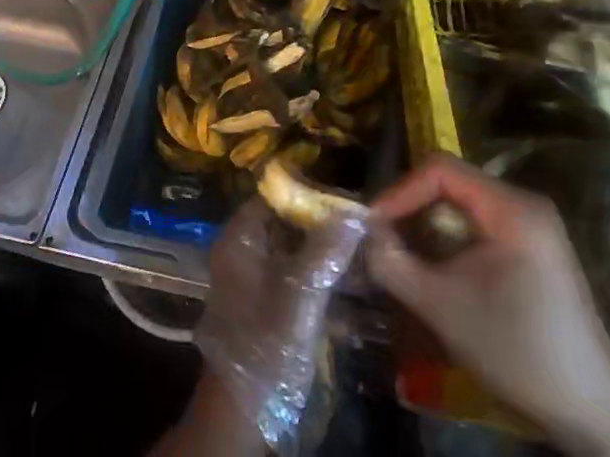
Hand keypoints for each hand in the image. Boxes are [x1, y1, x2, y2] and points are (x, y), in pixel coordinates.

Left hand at [182, 198, 364, 452]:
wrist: (241, 417)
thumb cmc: (264, 348)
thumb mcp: (300, 295)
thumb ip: (326, 250)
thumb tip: (356, 209)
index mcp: (241, 240)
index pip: (277, 195)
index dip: (313, 192)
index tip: (350, 197)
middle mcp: (246, 251)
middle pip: (290, 220)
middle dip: (328, 222)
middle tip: (367, 223)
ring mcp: (257, 277)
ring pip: (299, 248)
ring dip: (331, 249)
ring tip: (368, 249)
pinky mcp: (270, 302)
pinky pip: (300, 273)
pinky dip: (324, 274)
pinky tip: (356, 281)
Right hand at [368, 156, 609, 456]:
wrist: (588, 402)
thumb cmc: (515, 348)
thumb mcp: (444, 307)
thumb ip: (396, 265)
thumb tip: (365, 235)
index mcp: (511, 206)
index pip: (442, 169)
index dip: (400, 191)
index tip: (371, 225)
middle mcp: (525, 203)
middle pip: (454, 184)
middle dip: (412, 210)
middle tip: (381, 242)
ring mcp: (533, 225)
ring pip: (465, 206)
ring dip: (429, 228)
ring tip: (402, 258)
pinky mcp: (534, 247)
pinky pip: (482, 226)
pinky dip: (452, 241)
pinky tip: (437, 272)